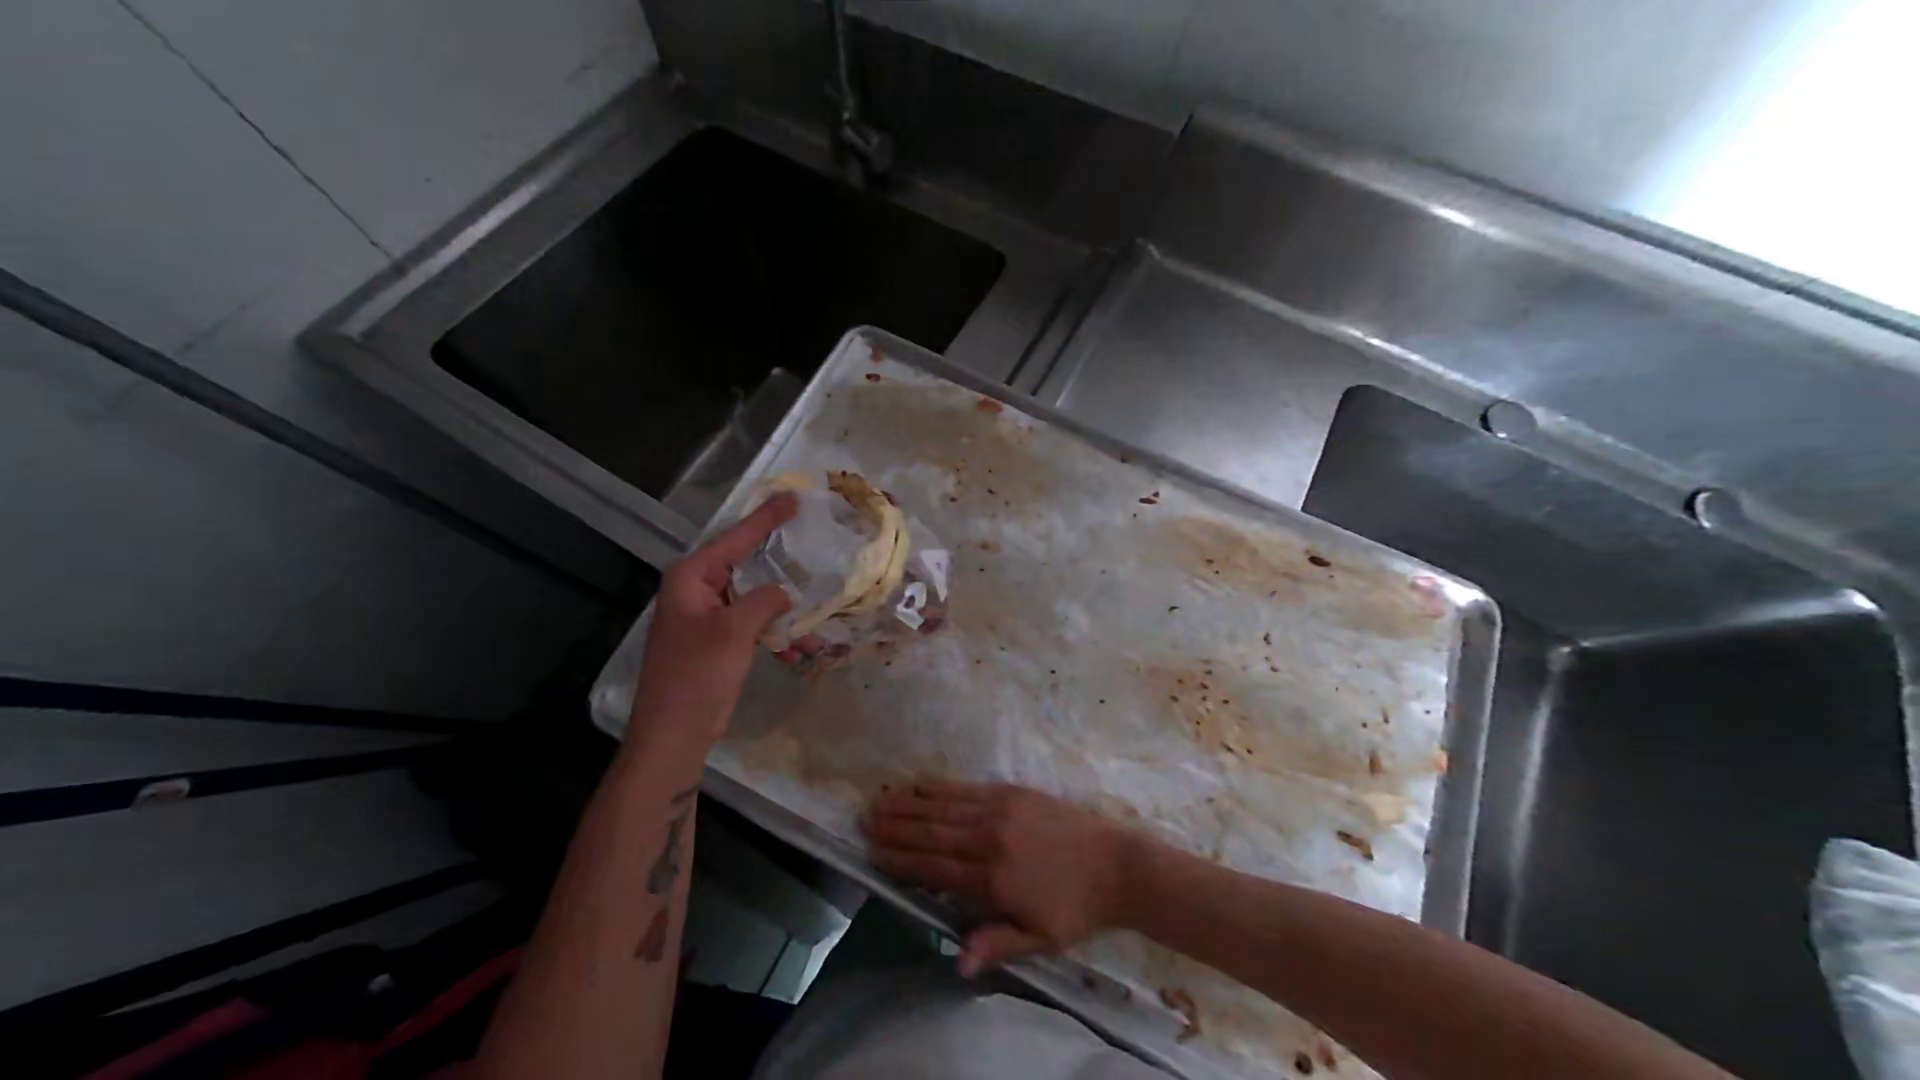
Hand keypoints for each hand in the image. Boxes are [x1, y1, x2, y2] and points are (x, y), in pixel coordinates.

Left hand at [632, 494, 796, 743]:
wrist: (673, 735)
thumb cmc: (698, 677)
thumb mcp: (735, 632)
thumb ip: (764, 600)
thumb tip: (784, 593)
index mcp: (690, 578)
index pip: (734, 538)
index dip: (766, 518)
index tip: (793, 497)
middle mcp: (694, 590)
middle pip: (742, 562)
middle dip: (775, 556)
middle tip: (806, 533)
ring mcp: (703, 617)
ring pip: (750, 595)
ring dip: (780, 605)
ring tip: (812, 602)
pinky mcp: (713, 641)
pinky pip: (748, 622)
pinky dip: (772, 629)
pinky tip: (796, 644)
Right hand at [863, 781, 1141, 974]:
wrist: (1117, 865)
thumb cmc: (1076, 909)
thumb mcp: (1040, 940)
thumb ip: (996, 944)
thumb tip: (956, 961)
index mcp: (993, 880)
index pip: (935, 868)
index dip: (902, 861)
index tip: (873, 854)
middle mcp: (990, 840)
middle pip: (932, 833)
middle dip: (896, 828)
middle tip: (865, 822)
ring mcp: (1000, 811)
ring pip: (943, 807)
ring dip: (909, 805)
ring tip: (880, 801)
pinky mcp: (1012, 792)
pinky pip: (966, 789)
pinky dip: (939, 788)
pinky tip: (919, 785)